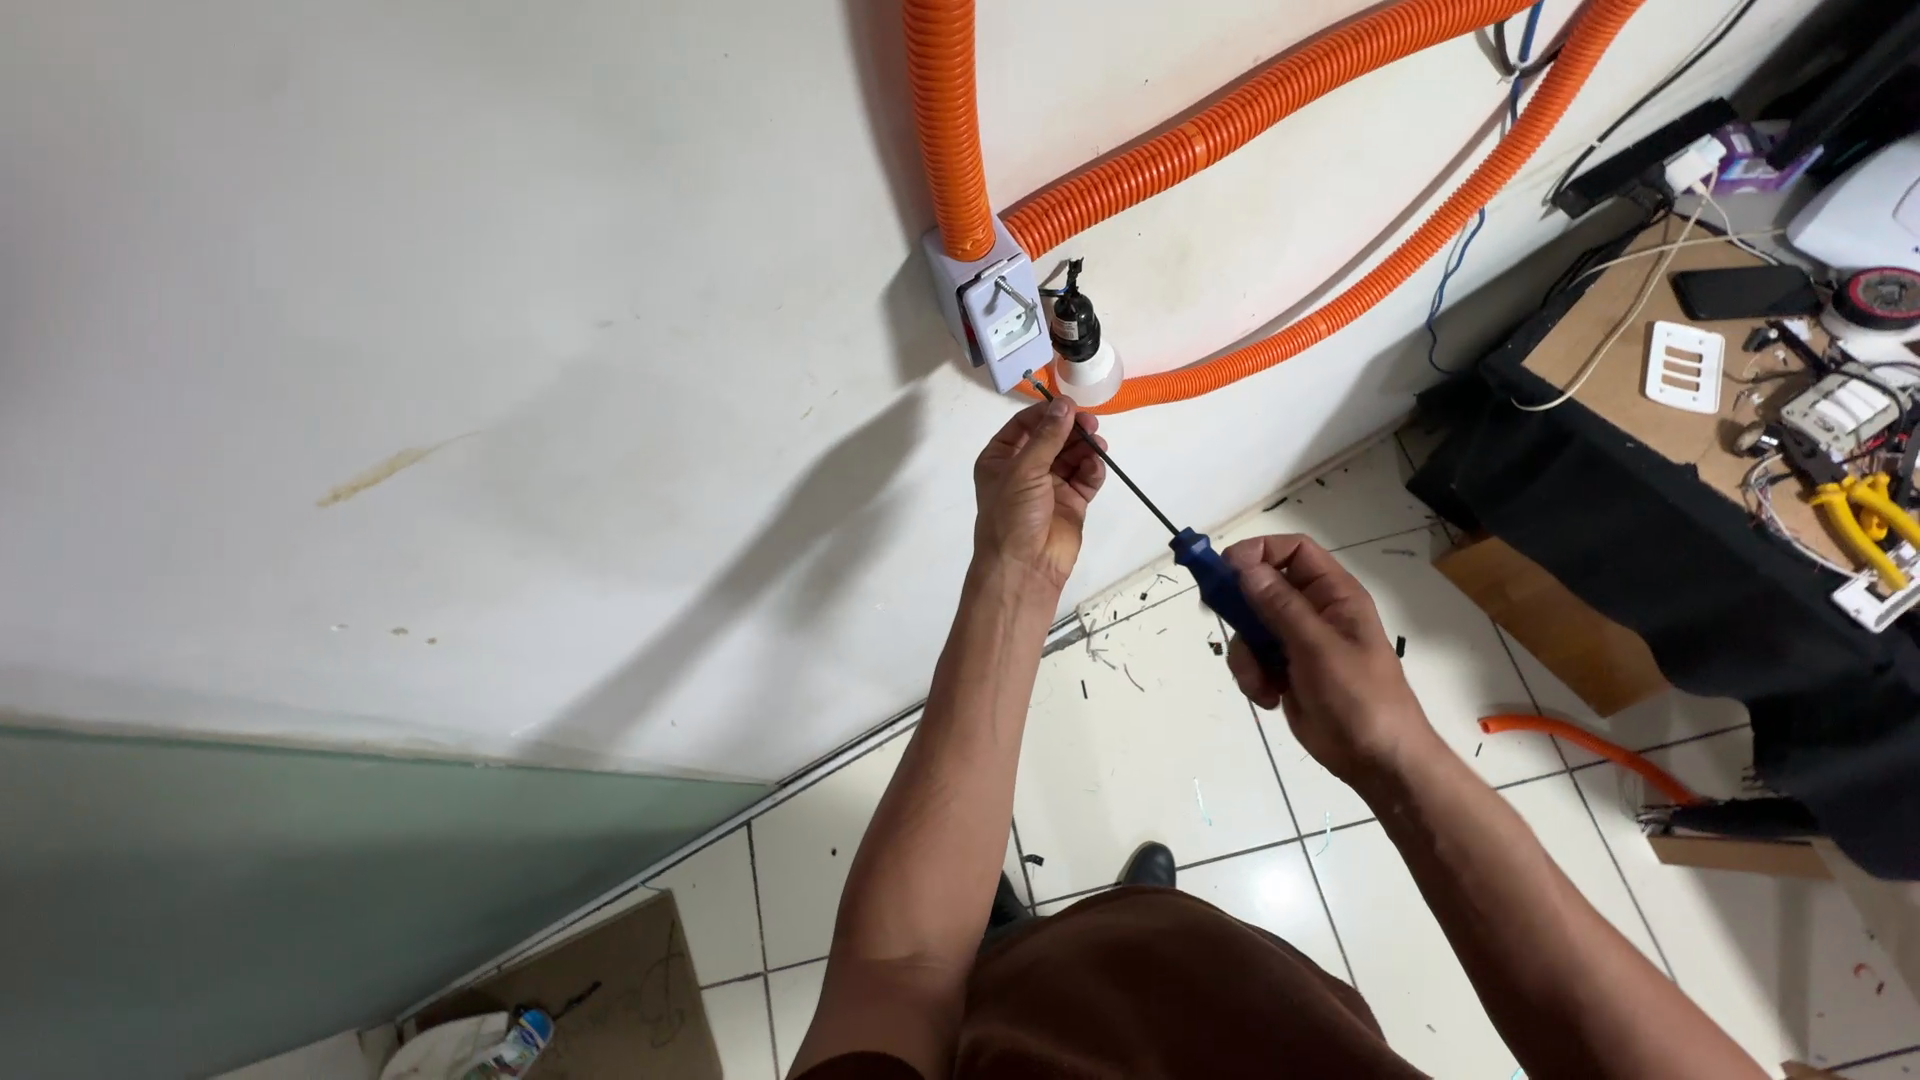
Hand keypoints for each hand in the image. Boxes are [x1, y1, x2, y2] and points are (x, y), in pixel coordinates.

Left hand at [972, 396, 1105, 590]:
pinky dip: (1092, 470)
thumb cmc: (1012, 514)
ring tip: (1097, 444)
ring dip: (1084, 447)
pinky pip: (1085, 478)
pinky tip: (1095, 467)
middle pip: (1052, 438)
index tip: (1069, 405)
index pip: (1023, 425)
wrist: (1024, 567)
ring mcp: (1049, 486)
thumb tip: (1065, 404)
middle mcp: (1024, 470)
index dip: (1046, 414)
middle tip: (1091, 423)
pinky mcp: (1071, 502)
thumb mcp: (1024, 470)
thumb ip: (1047, 437)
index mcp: (1001, 459)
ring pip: (1071, 456)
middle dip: (1071, 429)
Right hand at [1222, 534, 1437, 783]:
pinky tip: (1269, 697)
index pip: (1293, 551)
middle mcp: (1314, 611)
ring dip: (1245, 654)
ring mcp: (1296, 641)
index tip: (1226, 569)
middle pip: (1261, 586)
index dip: (1259, 552)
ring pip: (1249, 627)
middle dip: (1240, 607)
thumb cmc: (1360, 697)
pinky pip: (1251, 658)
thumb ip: (1280, 606)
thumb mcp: (1318, 647)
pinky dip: (1251, 677)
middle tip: (1217, 614)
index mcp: (1334, 595)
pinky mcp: (1283, 670)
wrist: (1375, 760)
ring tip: (1261, 681)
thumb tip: (1244, 566)